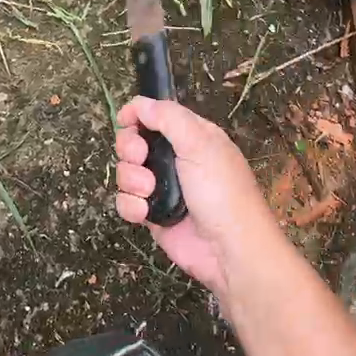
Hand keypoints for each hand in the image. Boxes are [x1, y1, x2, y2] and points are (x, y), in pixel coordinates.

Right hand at [113, 97, 281, 297]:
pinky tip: (145, 213)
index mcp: (190, 135)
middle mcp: (174, 158)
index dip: (136, 115)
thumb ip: (168, 117)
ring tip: (149, 190)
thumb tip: (139, 104)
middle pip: (133, 141)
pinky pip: (126, 201)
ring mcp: (161, 187)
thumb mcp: (200, 144)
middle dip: (130, 148)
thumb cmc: (221, 191)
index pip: (154, 114)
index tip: (126, 121)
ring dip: (132, 179)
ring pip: (126, 171)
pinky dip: (131, 206)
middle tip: (141, 157)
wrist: (230, 251)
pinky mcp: (152, 214)